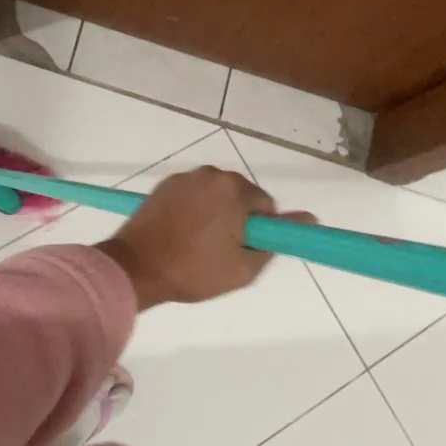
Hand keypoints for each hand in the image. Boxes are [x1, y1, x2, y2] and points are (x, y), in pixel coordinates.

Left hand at [95, 166, 315, 308]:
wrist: (135, 268)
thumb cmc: (193, 271)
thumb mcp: (244, 268)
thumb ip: (276, 241)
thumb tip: (310, 218)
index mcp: (234, 190)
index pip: (266, 206)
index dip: (259, 230)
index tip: (243, 249)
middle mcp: (211, 174)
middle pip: (241, 196)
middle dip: (237, 219)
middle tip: (220, 252)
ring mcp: (184, 178)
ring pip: (216, 195)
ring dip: (216, 213)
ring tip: (198, 244)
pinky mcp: (164, 185)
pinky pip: (193, 195)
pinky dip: (194, 209)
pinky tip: (181, 233)